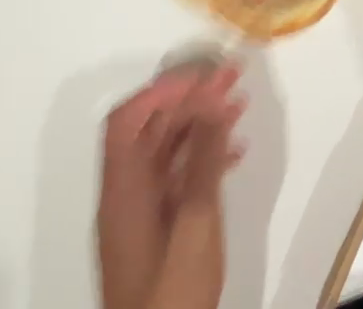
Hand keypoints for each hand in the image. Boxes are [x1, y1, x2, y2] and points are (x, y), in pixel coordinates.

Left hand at [98, 63, 246, 308]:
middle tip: (231, 76)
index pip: (128, 120)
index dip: (161, 90)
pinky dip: (203, 156)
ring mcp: (139, 211)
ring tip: (239, 101)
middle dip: (190, 98)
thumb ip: (204, 163)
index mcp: (124, 189)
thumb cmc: (173, 290)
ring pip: (167, 150)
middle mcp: (125, 193)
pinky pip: (176, 176)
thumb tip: (212, 107)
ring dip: (200, 123)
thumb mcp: (196, 224)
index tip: (201, 75)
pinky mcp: (156, 227)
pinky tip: (235, 151)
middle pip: (151, 130)